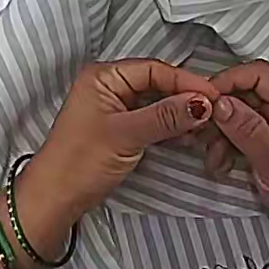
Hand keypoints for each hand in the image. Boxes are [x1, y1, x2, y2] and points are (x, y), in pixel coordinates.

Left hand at [21, 60, 219, 230]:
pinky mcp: (120, 128)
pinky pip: (151, 119)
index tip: (213, 96)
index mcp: (103, 76)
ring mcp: (114, 107)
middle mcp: (108, 86)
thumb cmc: (80, 162)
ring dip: (179, 113)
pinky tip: (187, 135)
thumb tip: (202, 103)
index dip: (185, 81)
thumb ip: (166, 116)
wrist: (55, 199)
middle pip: (157, 84)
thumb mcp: (127, 134)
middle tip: (213, 111)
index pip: (154, 69)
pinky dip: (169, 126)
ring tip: (204, 125)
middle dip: (184, 97)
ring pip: (156, 102)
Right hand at [206, 60, 268, 227]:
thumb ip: (248, 131)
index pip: (260, 74)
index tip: (205, 100)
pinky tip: (223, 160)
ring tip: (216, 157)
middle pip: (247, 91)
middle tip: (204, 135)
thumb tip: (221, 102)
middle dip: (222, 113)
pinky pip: (246, 125)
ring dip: (222, 131)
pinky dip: (230, 141)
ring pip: (241, 109)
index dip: (228, 81)